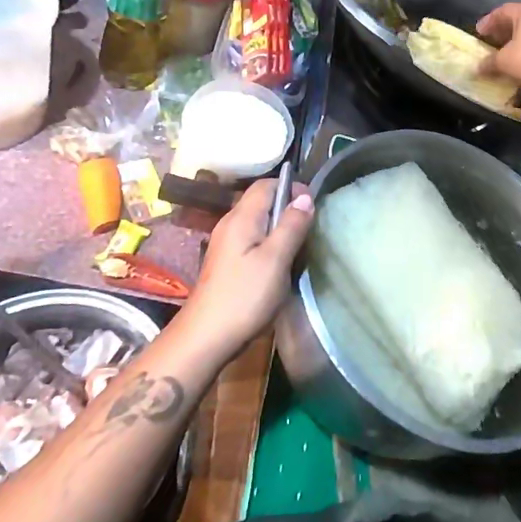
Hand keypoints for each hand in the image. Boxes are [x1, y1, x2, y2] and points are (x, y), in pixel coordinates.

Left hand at [175, 177, 313, 359]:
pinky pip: (252, 239)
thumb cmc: (244, 296)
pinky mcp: (227, 262)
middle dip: (288, 206)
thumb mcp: (275, 260)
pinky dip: (270, 242)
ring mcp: (226, 244)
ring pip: (257, 221)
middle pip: (261, 201)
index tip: (314, 204)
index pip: (266, 185)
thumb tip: (305, 197)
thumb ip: (291, 226)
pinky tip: (281, 261)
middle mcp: (230, 224)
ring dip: (280, 226)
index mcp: (241, 218)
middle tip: (311, 225)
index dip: (292, 187)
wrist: (206, 337)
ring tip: (301, 242)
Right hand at [477, 2, 520, 92]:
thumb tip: (477, 68)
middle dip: (504, 31)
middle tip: (493, 42)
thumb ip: (490, 63)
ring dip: (520, 43)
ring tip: (509, 56)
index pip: (503, 10)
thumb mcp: (506, 61)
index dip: (489, 21)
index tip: (478, 32)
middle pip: (519, 20)